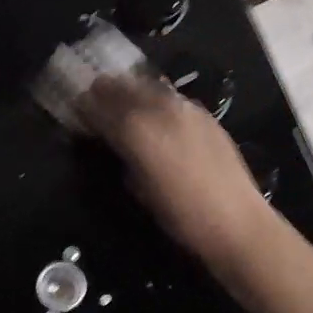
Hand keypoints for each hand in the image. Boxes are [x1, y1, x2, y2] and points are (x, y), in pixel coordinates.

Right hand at [78, 74, 274, 258]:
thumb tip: (113, 144)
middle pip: (125, 88)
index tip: (75, 108)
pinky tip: (155, 113)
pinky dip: (156, 99)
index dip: (85, 106)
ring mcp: (187, 110)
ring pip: (149, 87)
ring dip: (131, 90)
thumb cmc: (183, 218)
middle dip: (105, 91)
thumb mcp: (141, 192)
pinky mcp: (206, 117)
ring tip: (120, 99)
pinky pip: (172, 98)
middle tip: (92, 97)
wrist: (237, 224)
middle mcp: (161, 111)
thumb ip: (123, 159)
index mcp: (138, 132)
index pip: (101, 106)